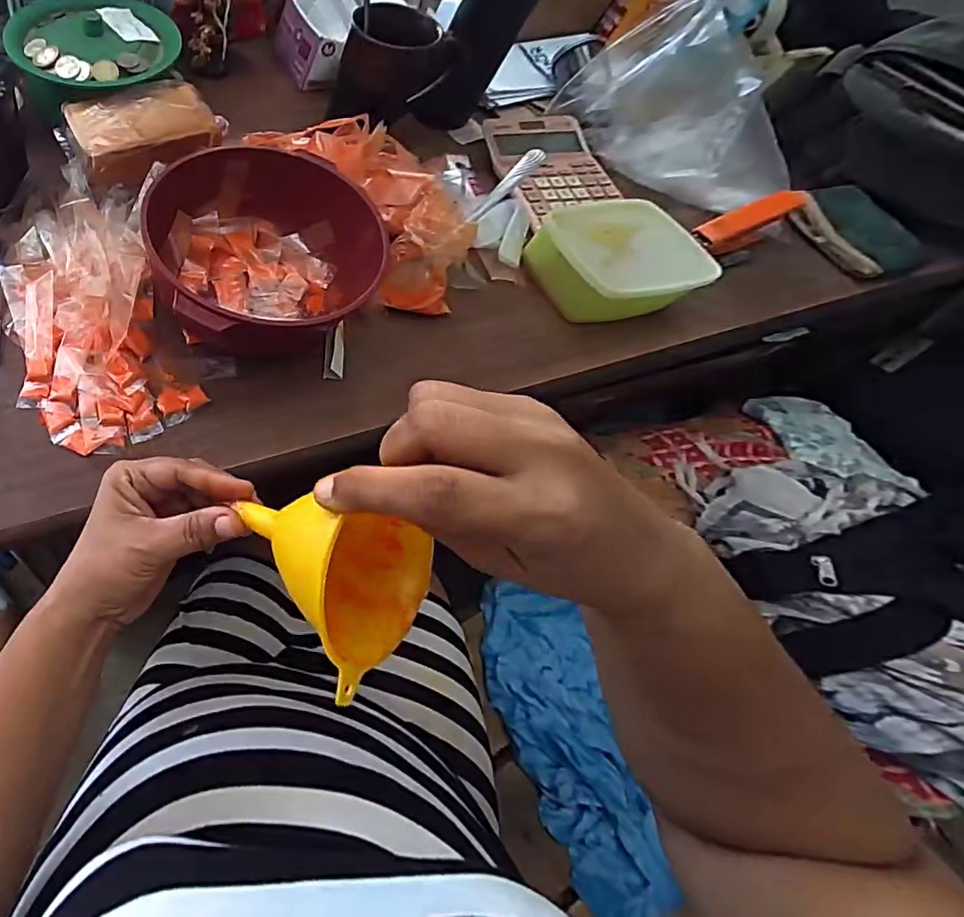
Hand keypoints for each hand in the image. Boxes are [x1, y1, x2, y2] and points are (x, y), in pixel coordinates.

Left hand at [48, 458, 254, 629]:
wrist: (89, 609)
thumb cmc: (104, 569)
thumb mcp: (150, 545)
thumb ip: (194, 529)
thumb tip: (236, 519)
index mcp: (129, 476)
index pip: (178, 470)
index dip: (213, 479)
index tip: (244, 490)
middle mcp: (143, 485)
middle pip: (191, 481)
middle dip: (220, 493)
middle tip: (251, 505)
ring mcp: (156, 507)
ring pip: (198, 499)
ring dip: (220, 509)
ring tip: (246, 519)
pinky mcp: (167, 529)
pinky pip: (197, 519)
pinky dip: (214, 524)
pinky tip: (231, 529)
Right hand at [315, 381, 707, 616]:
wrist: (636, 545)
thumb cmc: (558, 568)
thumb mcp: (489, 561)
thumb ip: (430, 517)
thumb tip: (367, 488)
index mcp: (540, 512)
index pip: (439, 488)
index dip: (370, 488)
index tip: (326, 494)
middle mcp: (542, 452)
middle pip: (429, 419)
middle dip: (394, 450)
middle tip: (403, 483)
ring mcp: (537, 417)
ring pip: (431, 397)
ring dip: (411, 433)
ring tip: (432, 465)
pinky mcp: (528, 400)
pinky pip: (448, 395)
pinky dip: (432, 422)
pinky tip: (457, 451)